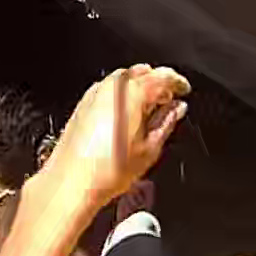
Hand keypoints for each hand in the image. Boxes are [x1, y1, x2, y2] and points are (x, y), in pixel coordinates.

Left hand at [36, 64, 190, 214]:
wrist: (71, 182)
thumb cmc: (107, 170)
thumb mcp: (150, 148)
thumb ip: (167, 121)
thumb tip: (177, 109)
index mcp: (134, 92)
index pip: (164, 76)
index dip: (178, 82)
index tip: (184, 90)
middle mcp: (114, 86)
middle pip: (144, 73)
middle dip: (159, 84)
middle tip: (169, 102)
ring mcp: (96, 92)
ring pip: (126, 79)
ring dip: (140, 88)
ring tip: (149, 111)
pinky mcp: (84, 102)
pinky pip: (110, 89)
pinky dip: (123, 95)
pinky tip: (127, 115)